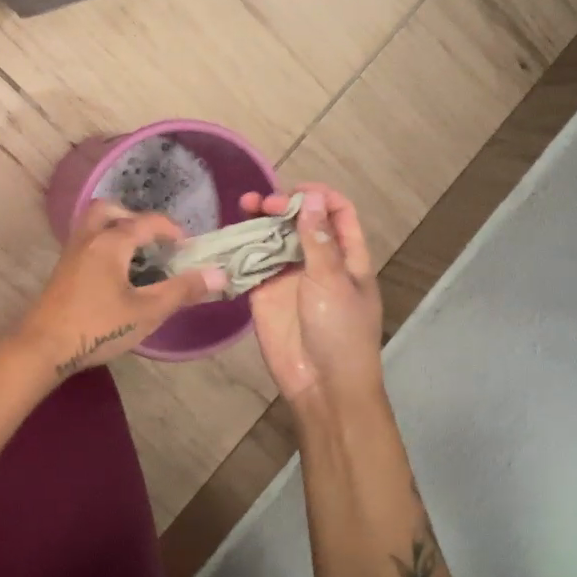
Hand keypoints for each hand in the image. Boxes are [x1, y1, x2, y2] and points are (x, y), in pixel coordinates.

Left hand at [14, 200, 225, 380]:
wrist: (44, 345)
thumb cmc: (98, 326)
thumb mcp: (147, 312)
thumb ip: (181, 290)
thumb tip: (218, 274)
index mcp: (111, 242)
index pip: (146, 222)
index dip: (171, 230)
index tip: (188, 246)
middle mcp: (88, 237)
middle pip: (110, 209)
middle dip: (135, 218)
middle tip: (154, 241)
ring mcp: (71, 252)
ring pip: (93, 223)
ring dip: (116, 228)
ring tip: (137, 254)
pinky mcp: (63, 268)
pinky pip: (86, 240)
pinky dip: (104, 242)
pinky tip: (116, 272)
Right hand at [240, 185, 384, 412]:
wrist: (322, 384)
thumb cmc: (340, 331)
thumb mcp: (332, 281)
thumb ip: (318, 240)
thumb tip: (312, 199)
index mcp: (346, 257)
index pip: (338, 213)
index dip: (319, 197)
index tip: (295, 192)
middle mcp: (317, 260)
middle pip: (300, 220)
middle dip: (282, 205)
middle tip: (262, 204)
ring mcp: (289, 275)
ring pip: (273, 236)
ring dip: (259, 219)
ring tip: (243, 206)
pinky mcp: (264, 290)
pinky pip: (251, 260)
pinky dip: (241, 244)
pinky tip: (230, 233)